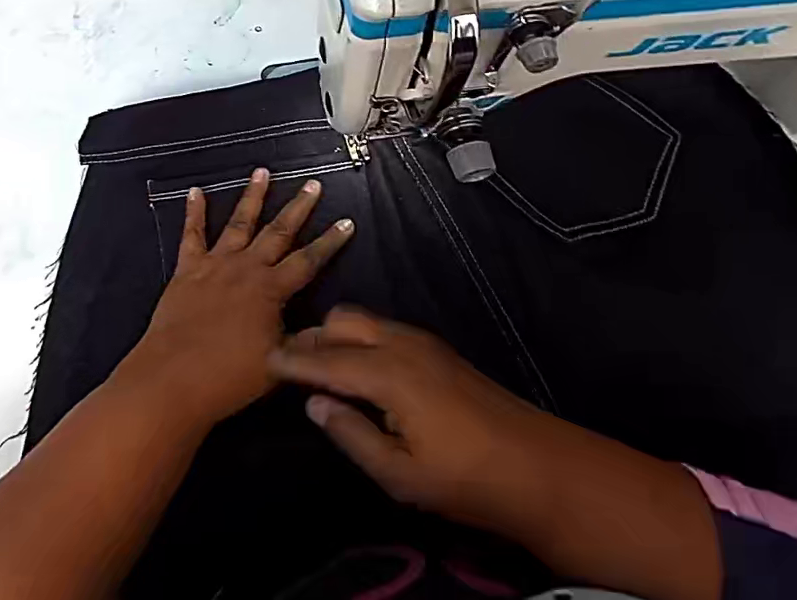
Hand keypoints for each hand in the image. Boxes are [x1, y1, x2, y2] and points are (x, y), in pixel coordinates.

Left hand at [119, 169, 354, 426]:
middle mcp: (246, 268)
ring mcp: (215, 265)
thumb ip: (305, 342)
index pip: (309, 260)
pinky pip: (191, 235)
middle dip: (299, 207)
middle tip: (313, 184)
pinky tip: (196, 192)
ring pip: (239, 223)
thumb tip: (333, 329)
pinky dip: (194, 212)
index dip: (330, 241)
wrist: (172, 380)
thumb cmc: (229, 377)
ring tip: (262, 172)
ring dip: (253, 197)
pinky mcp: (187, 270)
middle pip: (278, 231)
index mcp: (271, 289)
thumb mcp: (278, 363)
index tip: (347, 220)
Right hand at [271, 309, 722, 599]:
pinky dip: (357, 335)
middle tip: (284, 360)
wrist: (533, 462)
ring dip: (334, 333)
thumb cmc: (462, 478)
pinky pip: (382, 327)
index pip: (326, 359)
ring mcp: (421, 340)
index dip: (292, 359)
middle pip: (342, 321)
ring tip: (313, 361)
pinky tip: (353, 362)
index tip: (263, 357)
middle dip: (311, 337)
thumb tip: (313, 402)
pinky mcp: (434, 346)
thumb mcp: (398, 473)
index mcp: (388, 373)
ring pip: (363, 319)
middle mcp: (401, 343)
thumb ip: (350, 433)